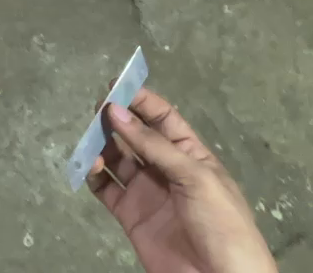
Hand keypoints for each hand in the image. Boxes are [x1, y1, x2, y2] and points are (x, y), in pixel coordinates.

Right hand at [86, 89, 276, 272]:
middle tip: (96, 111)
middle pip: (134, 133)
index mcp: (190, 156)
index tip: (115, 85)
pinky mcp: (129, 214)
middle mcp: (165, 168)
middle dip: (115, 118)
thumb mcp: (196, 179)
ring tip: (91, 140)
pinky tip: (90, 166)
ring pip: (115, 156)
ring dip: (100, 144)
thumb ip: (153, 145)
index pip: (162, 117)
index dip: (140, 99)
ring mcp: (145, 191)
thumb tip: (114, 110)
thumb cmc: (222, 227)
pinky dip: (93, 173)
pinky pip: (104, 186)